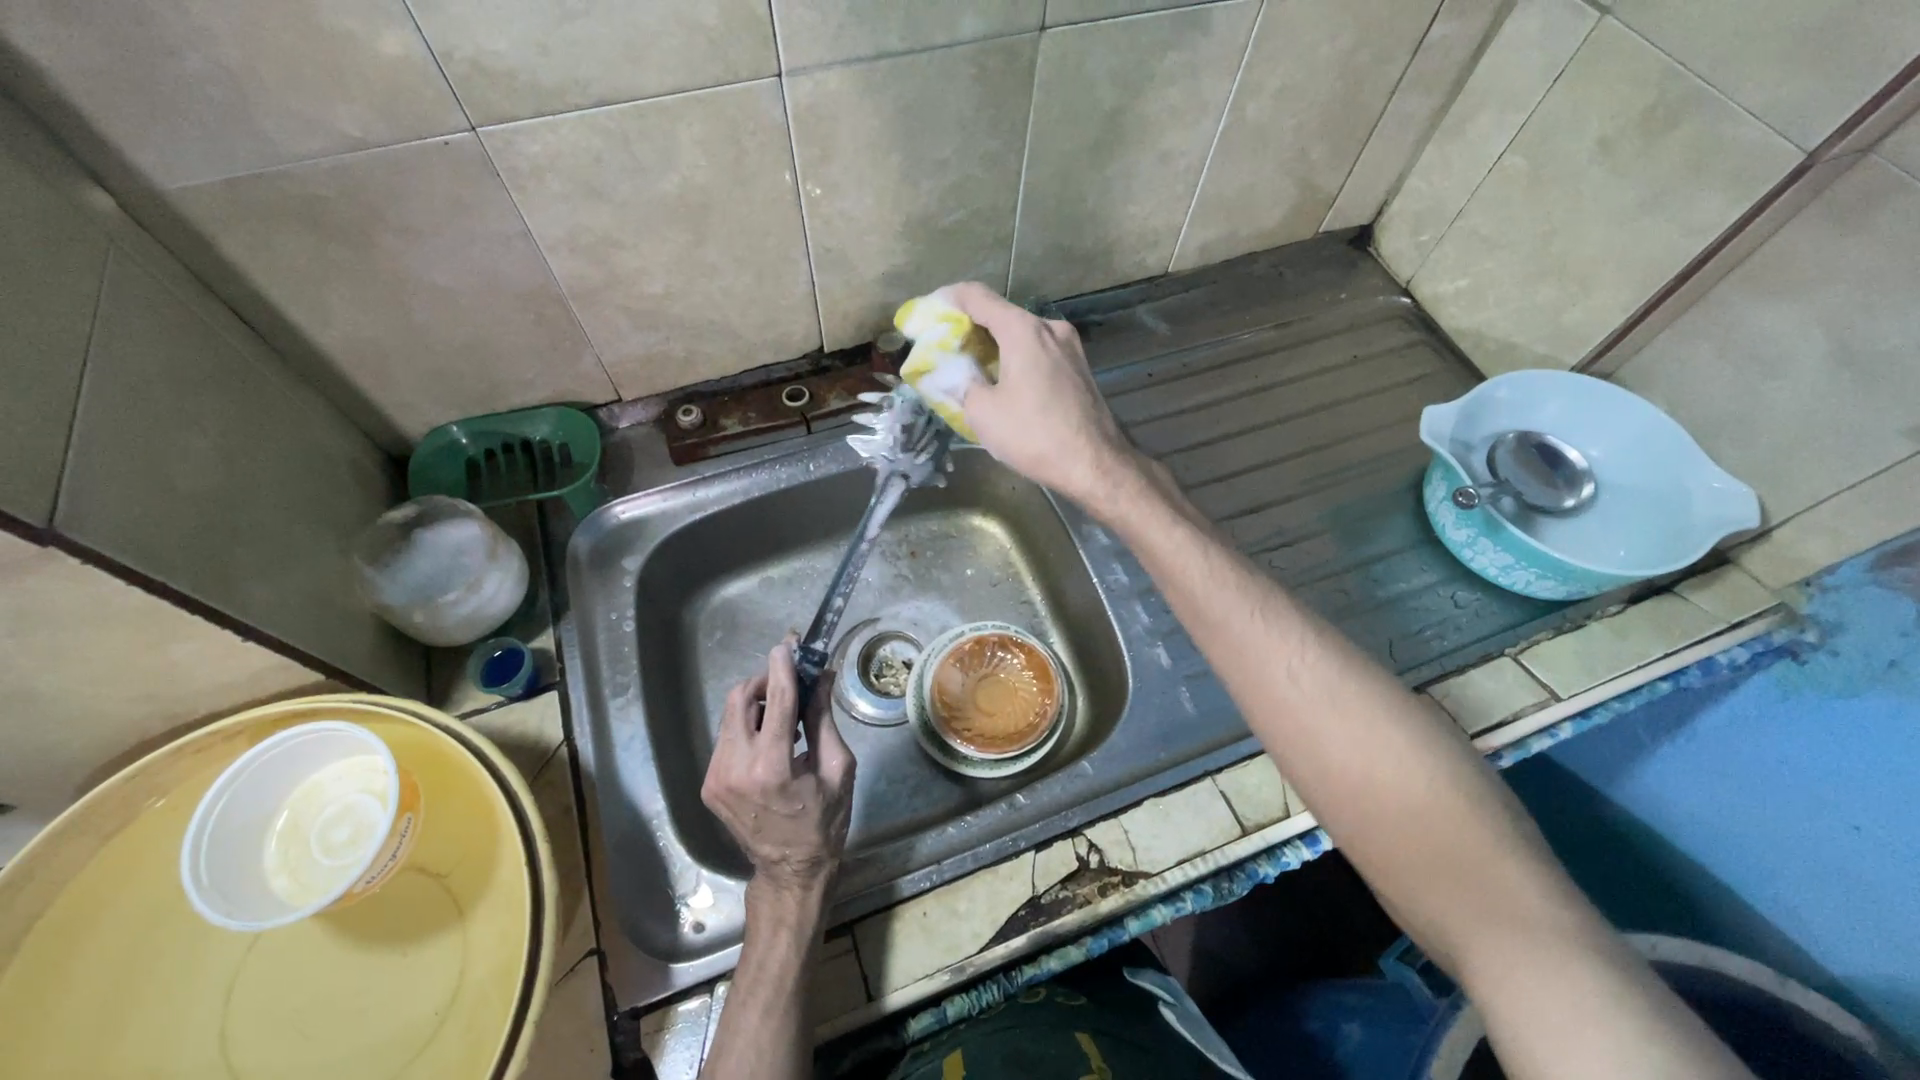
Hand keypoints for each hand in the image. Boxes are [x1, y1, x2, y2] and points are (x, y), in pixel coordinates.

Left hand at [701, 642, 856, 898]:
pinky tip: (770, 740)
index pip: (776, 702)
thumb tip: (821, 676)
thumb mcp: (837, 768)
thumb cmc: (824, 822)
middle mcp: (735, 768)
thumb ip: (823, 718)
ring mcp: (716, 777)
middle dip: (764, 681)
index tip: (787, 644)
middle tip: (789, 679)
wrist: (790, 871)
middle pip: (740, 699)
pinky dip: (748, 728)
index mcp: (773, 767)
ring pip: (730, 716)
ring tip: (784, 714)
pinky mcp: (709, 784)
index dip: (782, 668)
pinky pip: (727, 738)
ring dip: (756, 704)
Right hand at [943, 282, 1143, 511]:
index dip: (947, 300)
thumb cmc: (1034, 435)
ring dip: (993, 345)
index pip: (977, 296)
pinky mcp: (1078, 367)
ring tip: (969, 368)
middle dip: (969, 328)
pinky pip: (1038, 351)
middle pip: (1001, 314)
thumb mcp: (982, 412)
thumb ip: (959, 382)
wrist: (1095, 465)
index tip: (927, 314)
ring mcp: (1069, 347)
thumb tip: (950, 372)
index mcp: (1023, 329)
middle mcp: (1049, 328)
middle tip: (944, 348)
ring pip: (1021, 334)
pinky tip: (1001, 381)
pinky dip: (1014, 358)